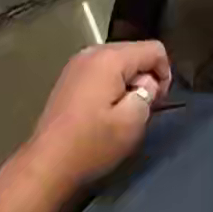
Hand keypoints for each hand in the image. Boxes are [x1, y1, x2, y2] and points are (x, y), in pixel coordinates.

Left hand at [18, 41, 172, 194]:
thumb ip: (148, 94)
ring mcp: (77, 62)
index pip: (154, 49)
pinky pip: (101, 69)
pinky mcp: (69, 75)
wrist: (48, 162)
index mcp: (110, 58)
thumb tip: (147, 82)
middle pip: (135, 51)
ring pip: (118, 60)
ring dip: (128, 81)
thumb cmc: (92, 144)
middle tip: (142, 109)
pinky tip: (104, 110)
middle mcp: (93, 51)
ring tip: (122, 112)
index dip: (165, 73)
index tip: (158, 101)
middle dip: (145, 76)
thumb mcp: (132, 123)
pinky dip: (111, 83)